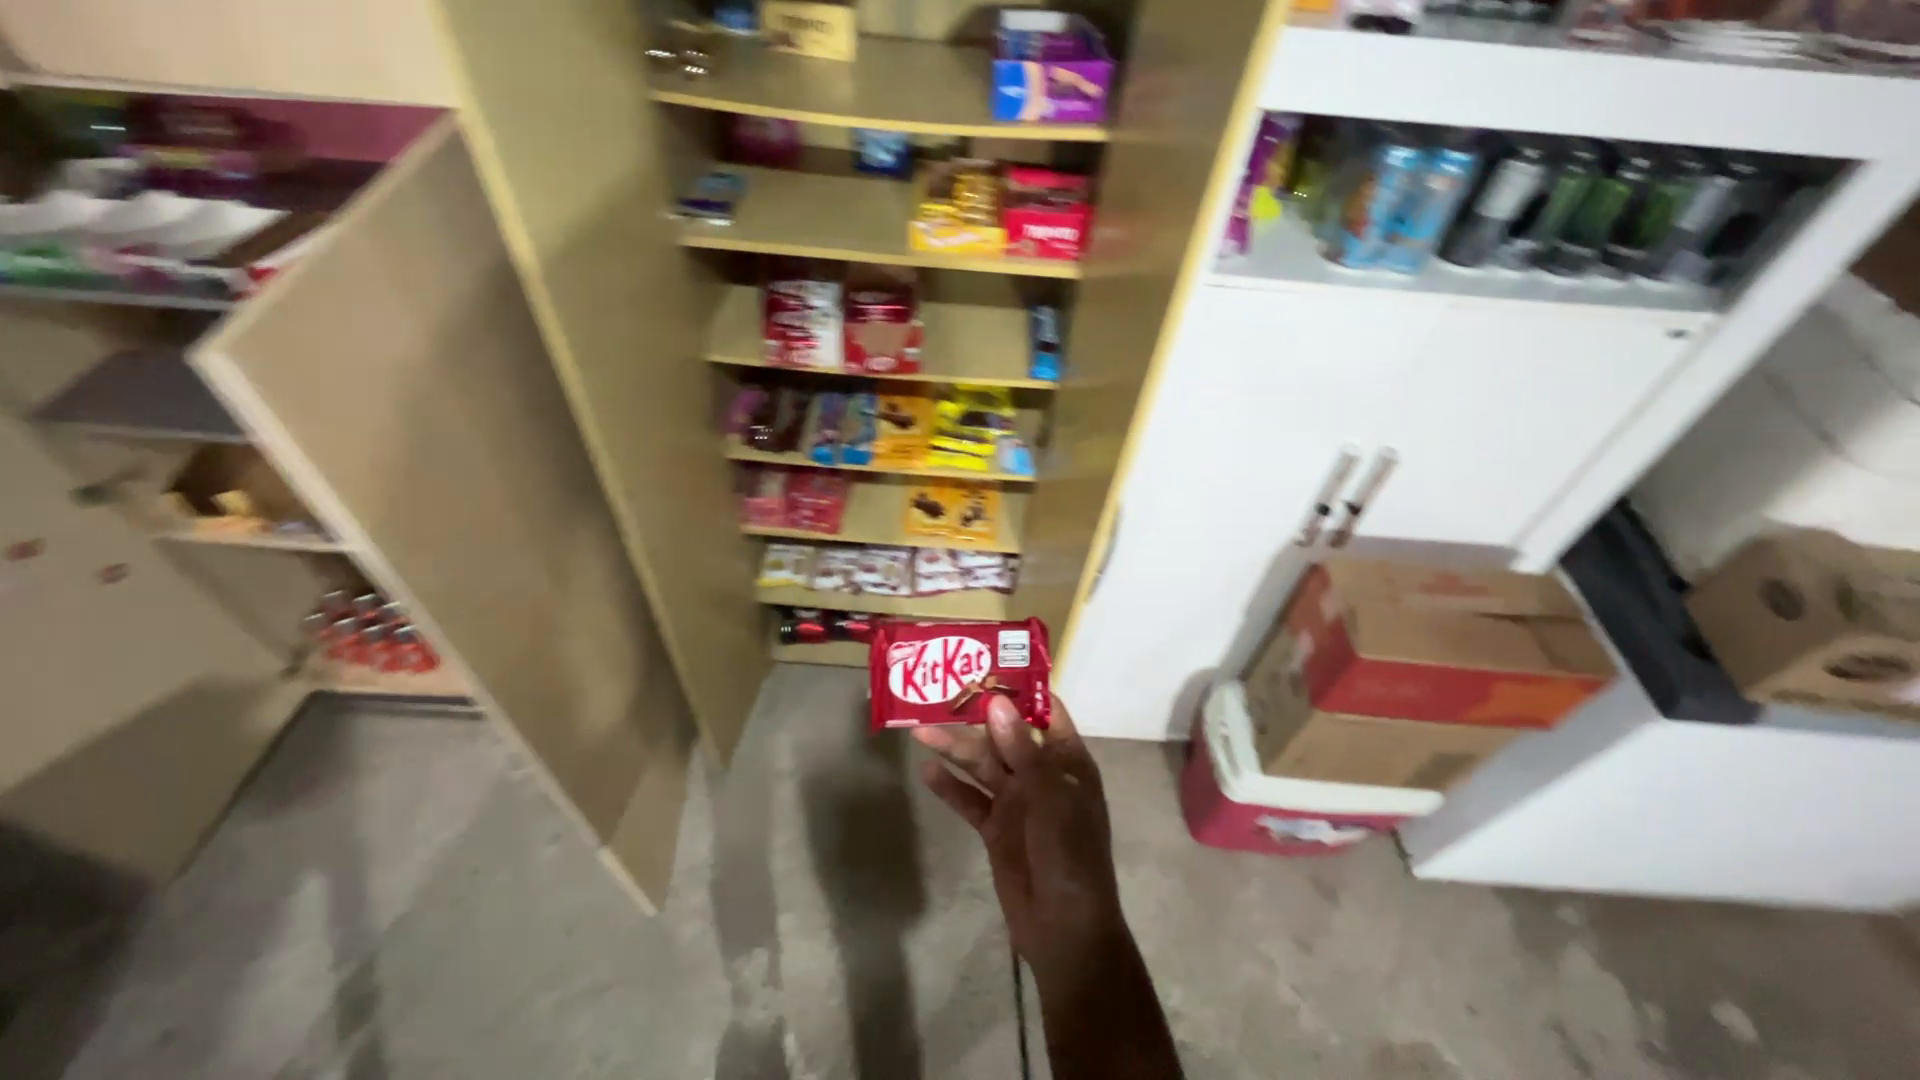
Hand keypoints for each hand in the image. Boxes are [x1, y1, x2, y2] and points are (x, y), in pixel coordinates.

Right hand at [913, 694, 1124, 980]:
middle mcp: (1042, 776)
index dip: (1021, 691)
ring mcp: (1017, 803)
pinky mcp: (996, 829)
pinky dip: (950, 787)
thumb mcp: (1050, 798)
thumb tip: (996, 704)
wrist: (1066, 928)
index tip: (988, 665)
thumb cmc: (1070, 855)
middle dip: (976, 718)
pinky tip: (926, 772)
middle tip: (940, 693)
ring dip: (954, 749)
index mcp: (1067, 763)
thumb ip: (1021, 752)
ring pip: (982, 766)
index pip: (1047, 714)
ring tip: (919, 728)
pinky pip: (970, 800)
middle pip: (1005, 737)